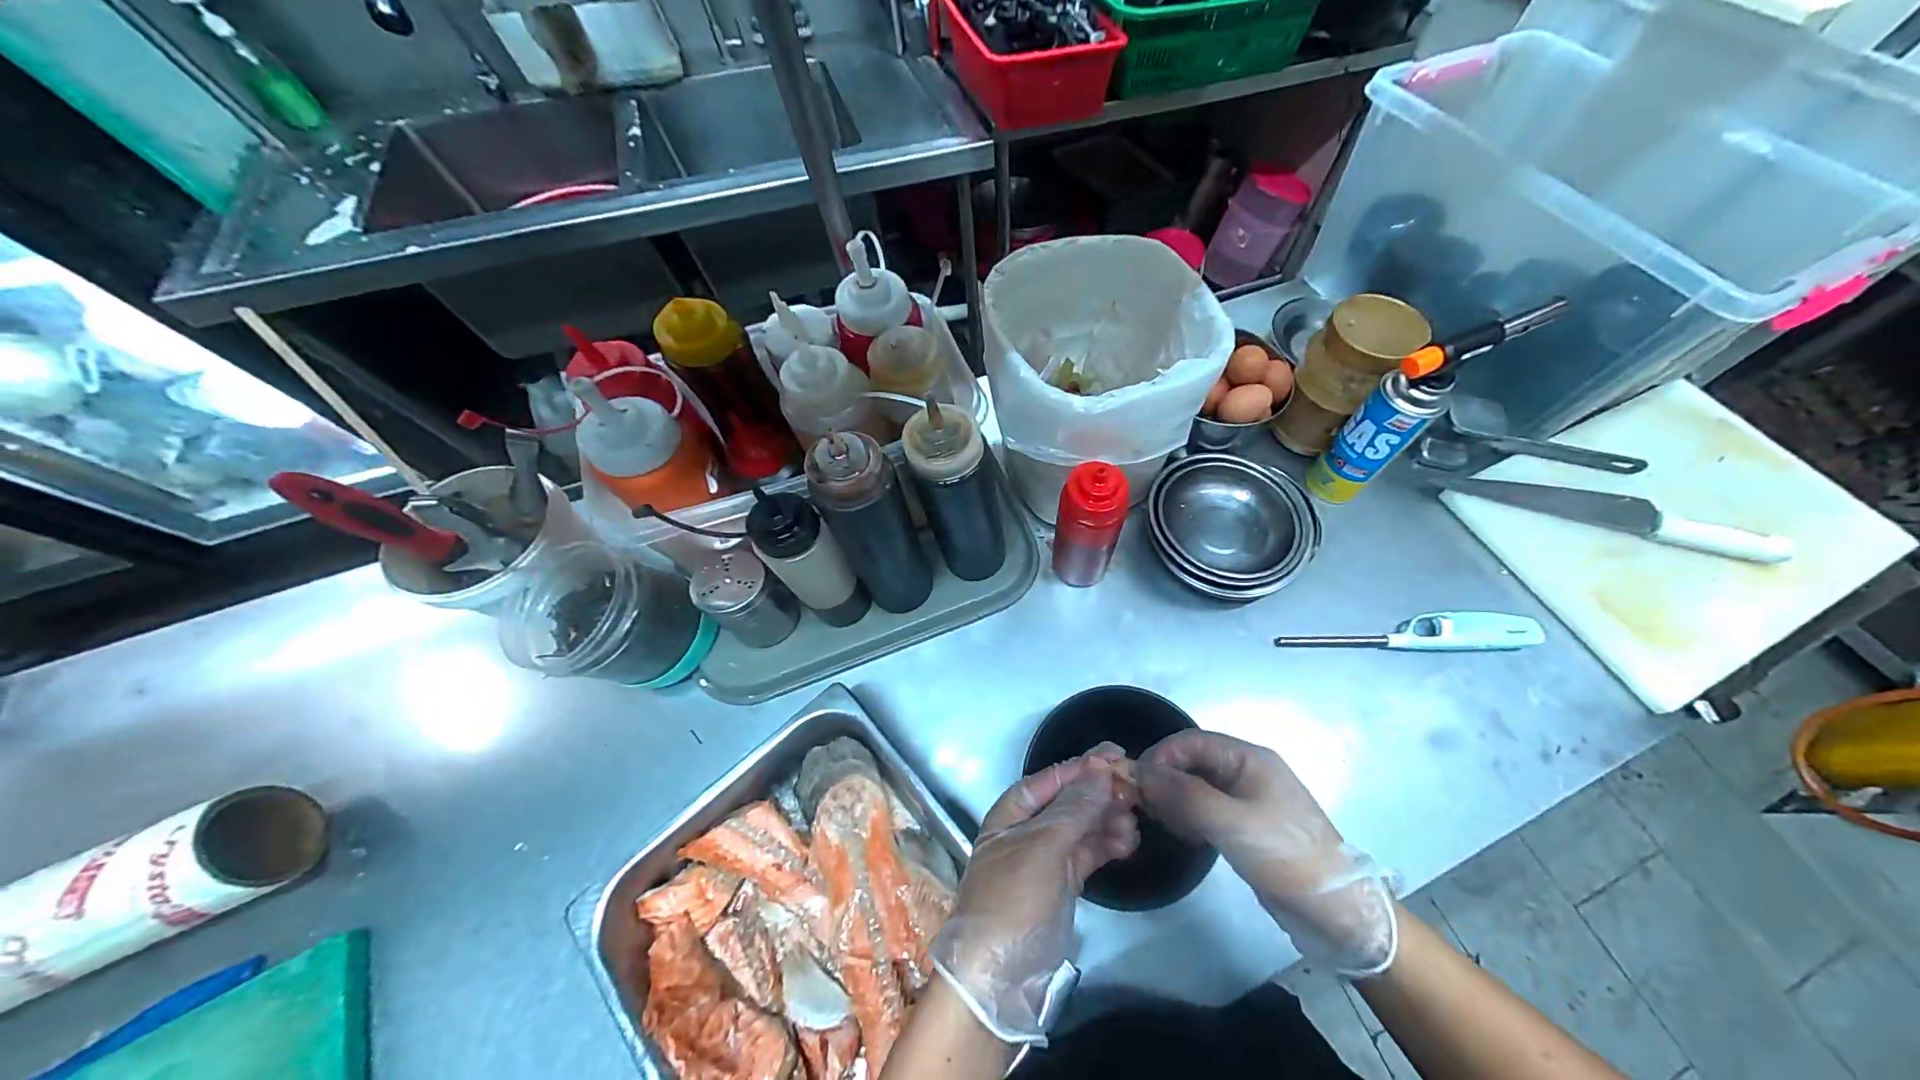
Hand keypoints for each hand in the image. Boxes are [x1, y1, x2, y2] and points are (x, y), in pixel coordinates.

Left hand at [930, 744, 1140, 1041]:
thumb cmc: (1012, 899)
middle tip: (1134, 787)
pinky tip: (1128, 841)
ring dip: (1107, 820)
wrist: (1000, 974)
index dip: (1078, 767)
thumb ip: (1073, 809)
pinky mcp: (1061, 886)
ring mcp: (1044, 861)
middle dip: (1098, 794)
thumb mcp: (1041, 847)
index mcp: (1008, 816)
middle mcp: (1025, 833)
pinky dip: (1106, 846)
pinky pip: (1087, 855)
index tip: (1113, 755)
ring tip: (1136, 819)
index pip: (1047, 781)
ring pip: (1080, 829)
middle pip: (1066, 803)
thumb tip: (1099, 771)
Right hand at [1136, 730, 1398, 975]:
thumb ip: (1183, 795)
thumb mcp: (1231, 823)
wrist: (1339, 913)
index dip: (1160, 756)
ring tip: (1161, 823)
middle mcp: (1248, 772)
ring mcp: (1250, 800)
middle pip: (1192, 762)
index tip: (1134, 783)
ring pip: (1197, 787)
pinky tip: (1184, 836)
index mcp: (1249, 758)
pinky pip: (1208, 810)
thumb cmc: (1287, 857)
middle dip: (1164, 779)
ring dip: (1174, 800)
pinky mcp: (1249, 827)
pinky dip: (1189, 817)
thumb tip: (1138, 773)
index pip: (1190, 741)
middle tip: (1143, 807)